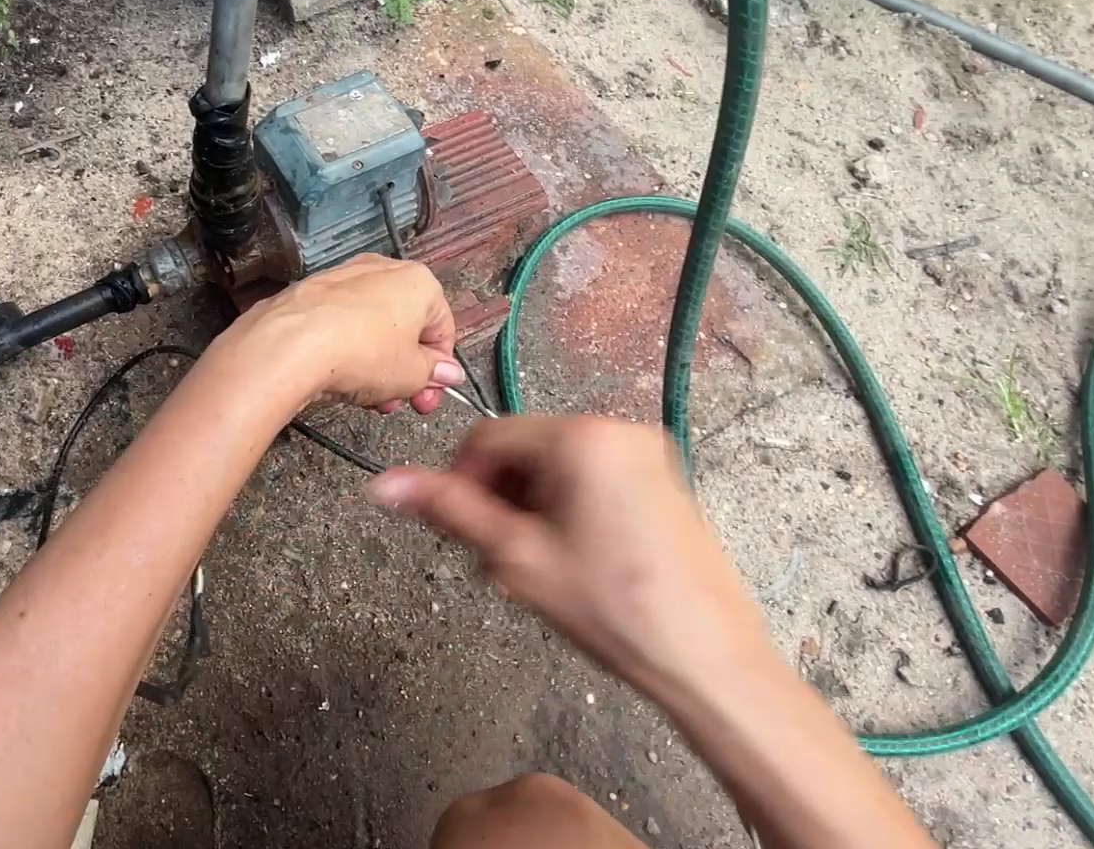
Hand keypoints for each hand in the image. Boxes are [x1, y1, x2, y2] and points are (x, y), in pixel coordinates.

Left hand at [219, 254, 462, 412]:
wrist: (289, 347)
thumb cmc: (358, 352)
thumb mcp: (410, 375)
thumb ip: (433, 373)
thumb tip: (446, 371)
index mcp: (417, 282)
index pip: (442, 328)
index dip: (438, 369)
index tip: (428, 394)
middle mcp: (380, 270)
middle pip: (404, 326)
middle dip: (404, 369)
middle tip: (398, 400)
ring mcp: (341, 278)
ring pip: (370, 326)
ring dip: (375, 364)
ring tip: (364, 396)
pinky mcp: (308, 293)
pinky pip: (338, 324)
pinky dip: (343, 349)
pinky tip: (336, 378)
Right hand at [366, 416, 769, 689]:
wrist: (711, 665)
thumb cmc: (612, 609)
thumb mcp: (514, 557)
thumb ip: (446, 510)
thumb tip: (382, 483)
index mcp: (580, 437)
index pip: (486, 437)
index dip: (459, 481)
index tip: (459, 529)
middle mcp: (616, 429)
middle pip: (522, 449)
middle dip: (497, 497)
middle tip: (495, 556)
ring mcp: (646, 454)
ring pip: (554, 466)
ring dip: (527, 506)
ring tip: (530, 565)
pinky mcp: (662, 480)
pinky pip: (590, 476)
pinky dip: (563, 507)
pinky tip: (567, 559)